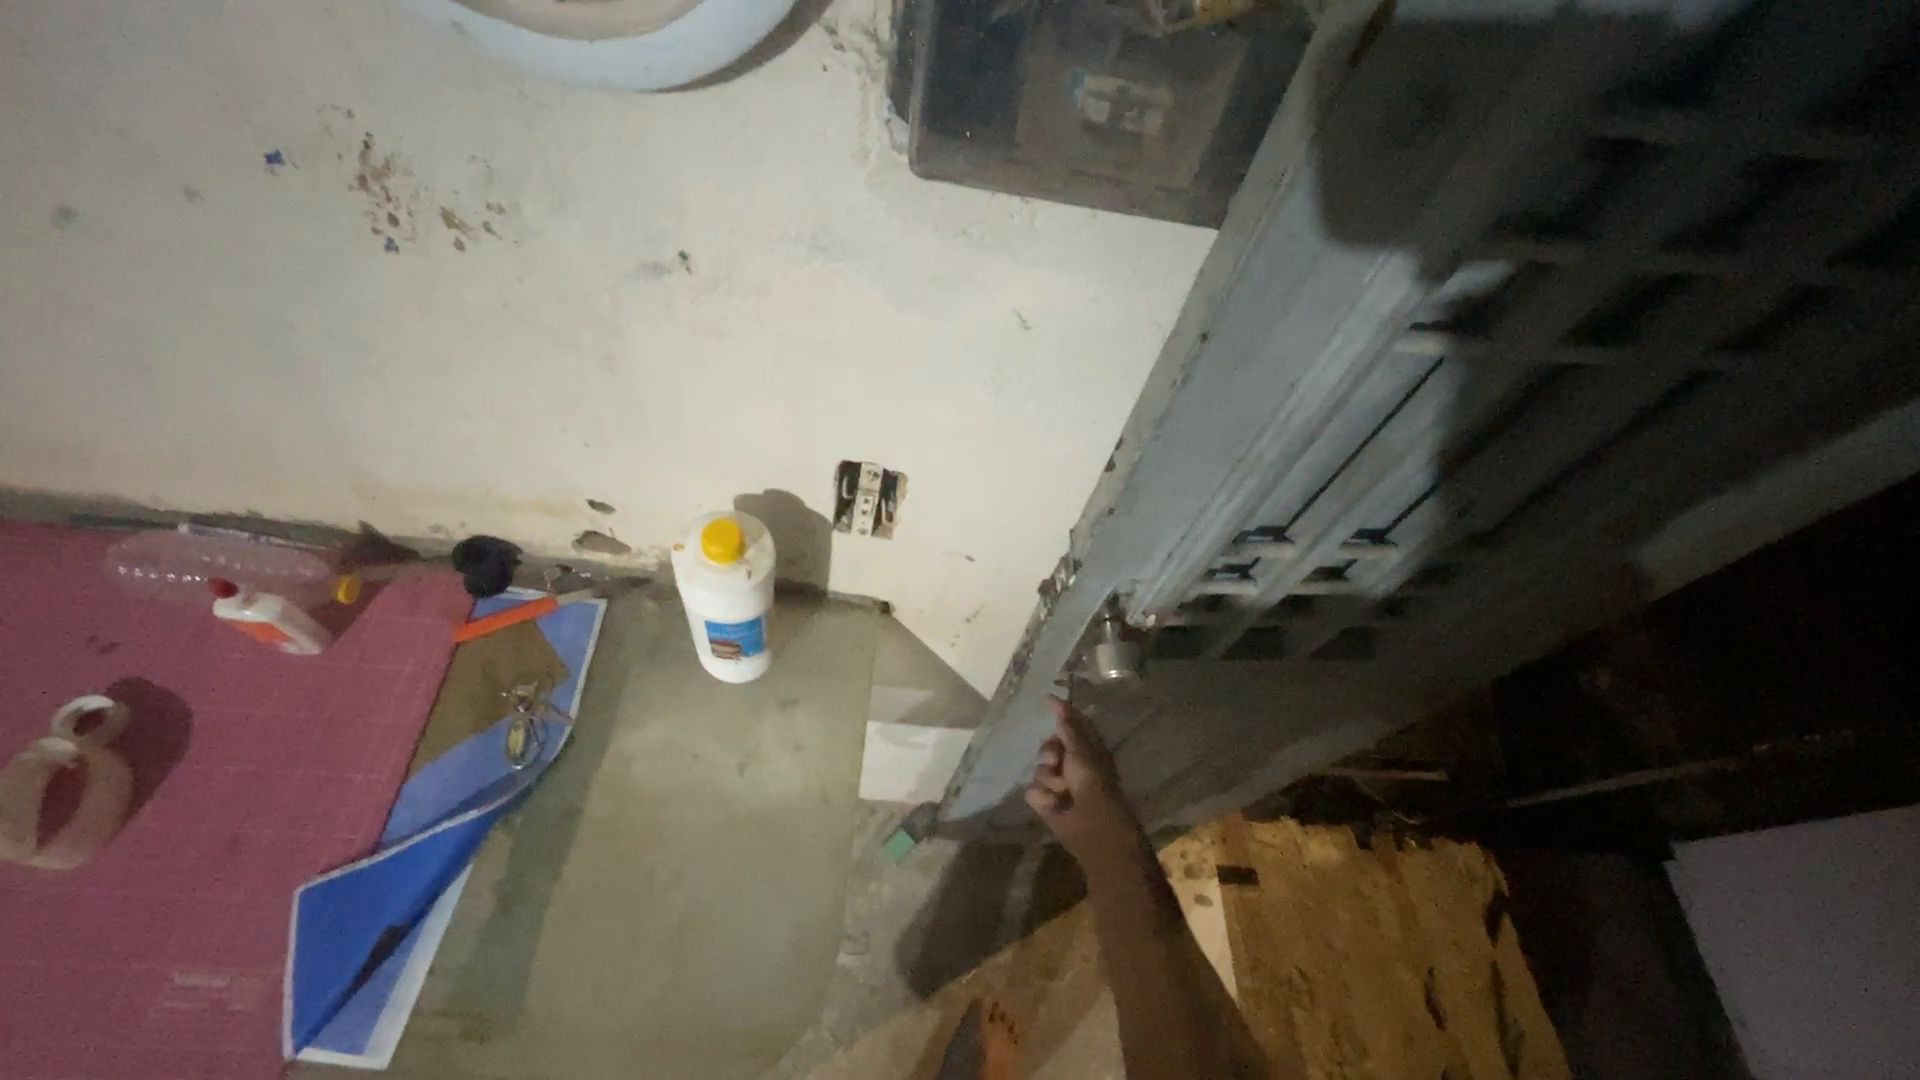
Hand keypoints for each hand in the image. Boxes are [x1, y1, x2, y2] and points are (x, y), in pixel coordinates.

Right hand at [1024, 696, 1144, 868]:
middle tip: (1057, 762)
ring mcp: (1058, 786)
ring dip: (1049, 780)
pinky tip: (1054, 806)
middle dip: (1050, 752)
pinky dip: (1043, 798)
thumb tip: (1058, 705)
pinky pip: (1032, 791)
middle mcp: (1072, 766)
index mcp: (1087, 752)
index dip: (1061, 714)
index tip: (1046, 700)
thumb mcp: (1083, 754)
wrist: (1094, 830)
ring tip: (1062, 792)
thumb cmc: (1096, 788)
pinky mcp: (1046, 805)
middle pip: (1048, 747)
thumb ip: (1069, 730)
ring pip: (1038, 770)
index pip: (1071, 727)